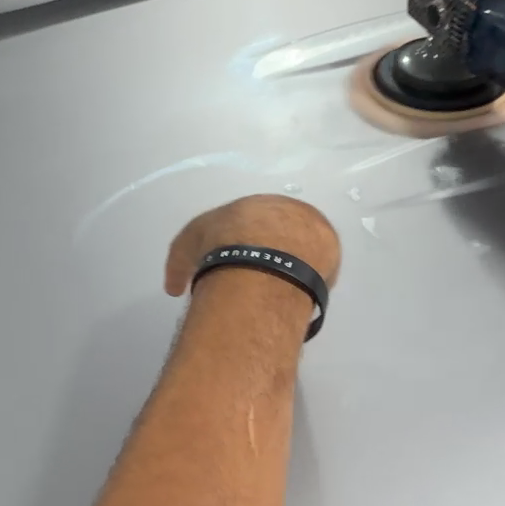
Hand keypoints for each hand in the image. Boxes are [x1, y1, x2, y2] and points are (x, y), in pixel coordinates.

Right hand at [164, 195, 341, 296]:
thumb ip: (178, 266)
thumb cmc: (224, 241)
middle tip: (260, 287)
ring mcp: (311, 229)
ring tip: (279, 297)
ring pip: (304, 253)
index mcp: (255, 205)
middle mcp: (287, 211)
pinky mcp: (330, 250)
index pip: (250, 228)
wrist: (264, 248)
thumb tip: (173, 288)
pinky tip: (298, 299)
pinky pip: (320, 270)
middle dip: (272, 261)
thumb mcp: (187, 246)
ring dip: (294, 272)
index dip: (242, 249)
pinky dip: (309, 283)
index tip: (236, 273)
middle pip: (281, 239)